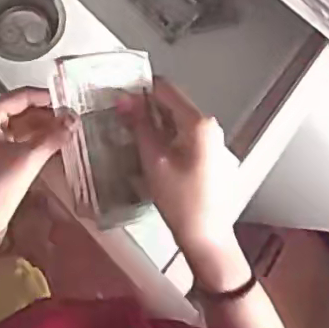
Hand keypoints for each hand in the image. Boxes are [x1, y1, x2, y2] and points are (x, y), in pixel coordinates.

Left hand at [0, 88, 69, 294]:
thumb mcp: (27, 160)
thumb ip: (53, 137)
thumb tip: (75, 120)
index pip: (21, 96)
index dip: (48, 98)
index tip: (72, 100)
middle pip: (22, 111)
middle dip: (48, 115)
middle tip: (75, 118)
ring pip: (22, 128)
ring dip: (44, 129)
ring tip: (71, 131)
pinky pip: (18, 143)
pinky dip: (36, 143)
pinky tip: (56, 145)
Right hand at [123, 79, 240, 262]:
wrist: (206, 239)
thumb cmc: (181, 201)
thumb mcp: (154, 160)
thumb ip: (139, 125)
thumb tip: (123, 99)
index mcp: (198, 121)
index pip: (165, 88)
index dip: (140, 90)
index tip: (118, 99)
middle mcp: (207, 124)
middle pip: (171, 102)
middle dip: (145, 107)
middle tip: (119, 117)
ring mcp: (210, 138)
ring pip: (175, 118)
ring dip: (153, 122)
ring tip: (129, 132)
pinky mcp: (207, 152)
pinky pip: (181, 132)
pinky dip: (164, 135)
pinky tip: (147, 148)